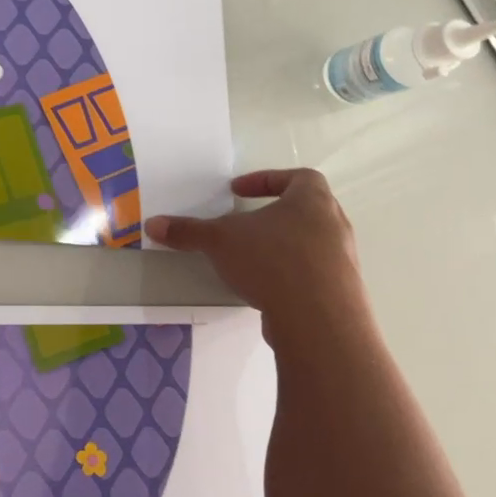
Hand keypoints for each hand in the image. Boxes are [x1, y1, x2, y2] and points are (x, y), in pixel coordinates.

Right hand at [144, 169, 369, 343]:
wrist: (319, 320)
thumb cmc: (272, 261)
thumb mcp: (219, 241)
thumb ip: (188, 231)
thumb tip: (153, 224)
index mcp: (312, 200)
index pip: (299, 176)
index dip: (266, 180)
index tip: (237, 191)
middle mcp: (334, 224)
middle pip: (306, 209)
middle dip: (273, 214)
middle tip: (244, 223)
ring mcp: (343, 258)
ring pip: (310, 242)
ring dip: (282, 245)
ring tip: (250, 258)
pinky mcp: (341, 289)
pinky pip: (314, 272)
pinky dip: (290, 273)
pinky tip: (265, 287)